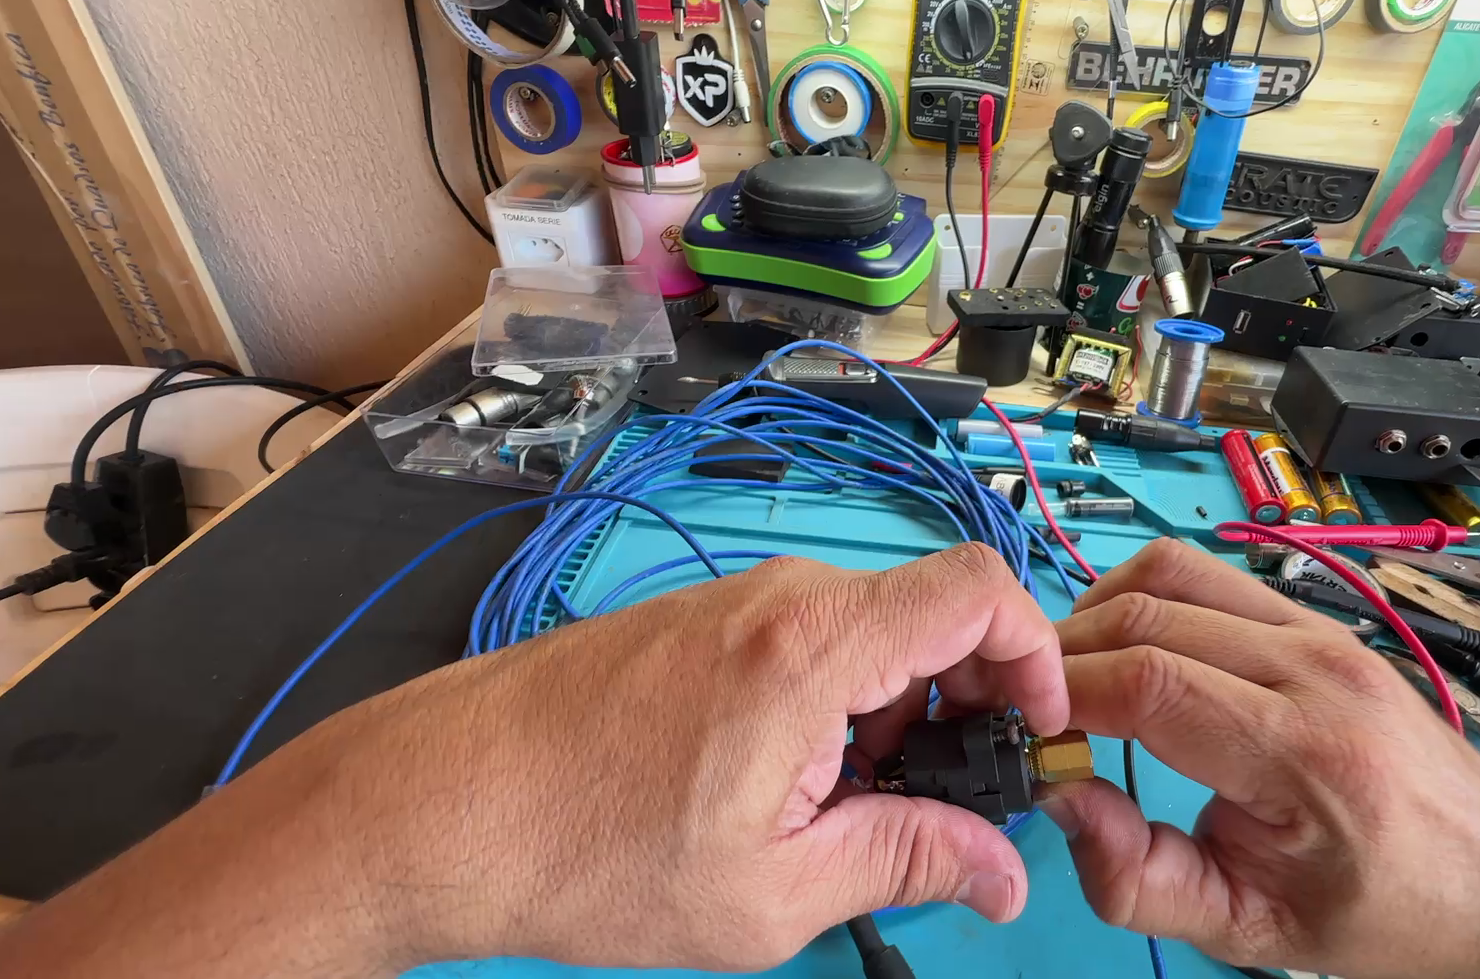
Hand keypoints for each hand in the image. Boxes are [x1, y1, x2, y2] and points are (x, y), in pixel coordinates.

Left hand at [280, 543, 1067, 970]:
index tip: (1030, 727)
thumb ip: (908, 862)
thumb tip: (1007, 873)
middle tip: (937, 793)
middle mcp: (793, 594)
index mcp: (819, 642)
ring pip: (878, 630)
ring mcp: (752, 595)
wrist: (446, 795)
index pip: (978, 588)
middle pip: (933, 613)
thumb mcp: (772, 891)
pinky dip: (846, 695)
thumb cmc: (596, 850)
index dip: (1033, 648)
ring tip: (847, 799)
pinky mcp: (721, 612)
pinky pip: (822, 634)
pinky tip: (794, 769)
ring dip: (899, 707)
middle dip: (965, 700)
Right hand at [1037, 539, 1479, 978]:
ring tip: (1075, 668)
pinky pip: (1200, 571)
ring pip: (1166, 573)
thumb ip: (1136, 879)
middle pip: (1144, 618)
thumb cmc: (1379, 917)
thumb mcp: (1250, 932)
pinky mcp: (1311, 613)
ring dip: (1097, 611)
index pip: (1149, 683)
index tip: (1028, 729)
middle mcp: (1310, 665)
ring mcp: (1315, 625)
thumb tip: (1057, 793)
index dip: (1067, 696)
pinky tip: (1129, 642)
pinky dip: (1140, 593)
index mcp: (1304, 754)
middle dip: (1065, 653)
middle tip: (1034, 702)